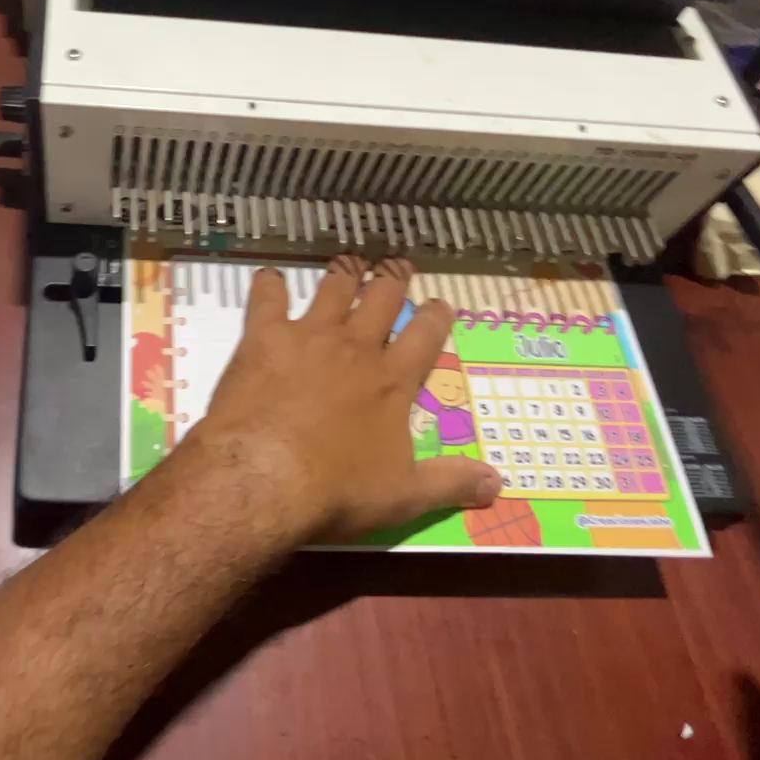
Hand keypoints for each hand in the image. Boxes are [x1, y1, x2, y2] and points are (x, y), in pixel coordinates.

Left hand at [171, 255, 500, 545]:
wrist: (265, 475)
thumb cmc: (336, 490)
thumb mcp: (403, 496)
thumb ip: (448, 483)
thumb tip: (496, 484)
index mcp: (392, 381)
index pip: (426, 336)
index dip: (436, 316)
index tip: (439, 305)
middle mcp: (356, 348)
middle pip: (382, 298)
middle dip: (392, 279)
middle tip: (395, 266)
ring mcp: (309, 337)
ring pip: (334, 288)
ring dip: (343, 273)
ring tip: (348, 262)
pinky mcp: (264, 337)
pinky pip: (267, 297)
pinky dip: (268, 284)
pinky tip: (268, 278)